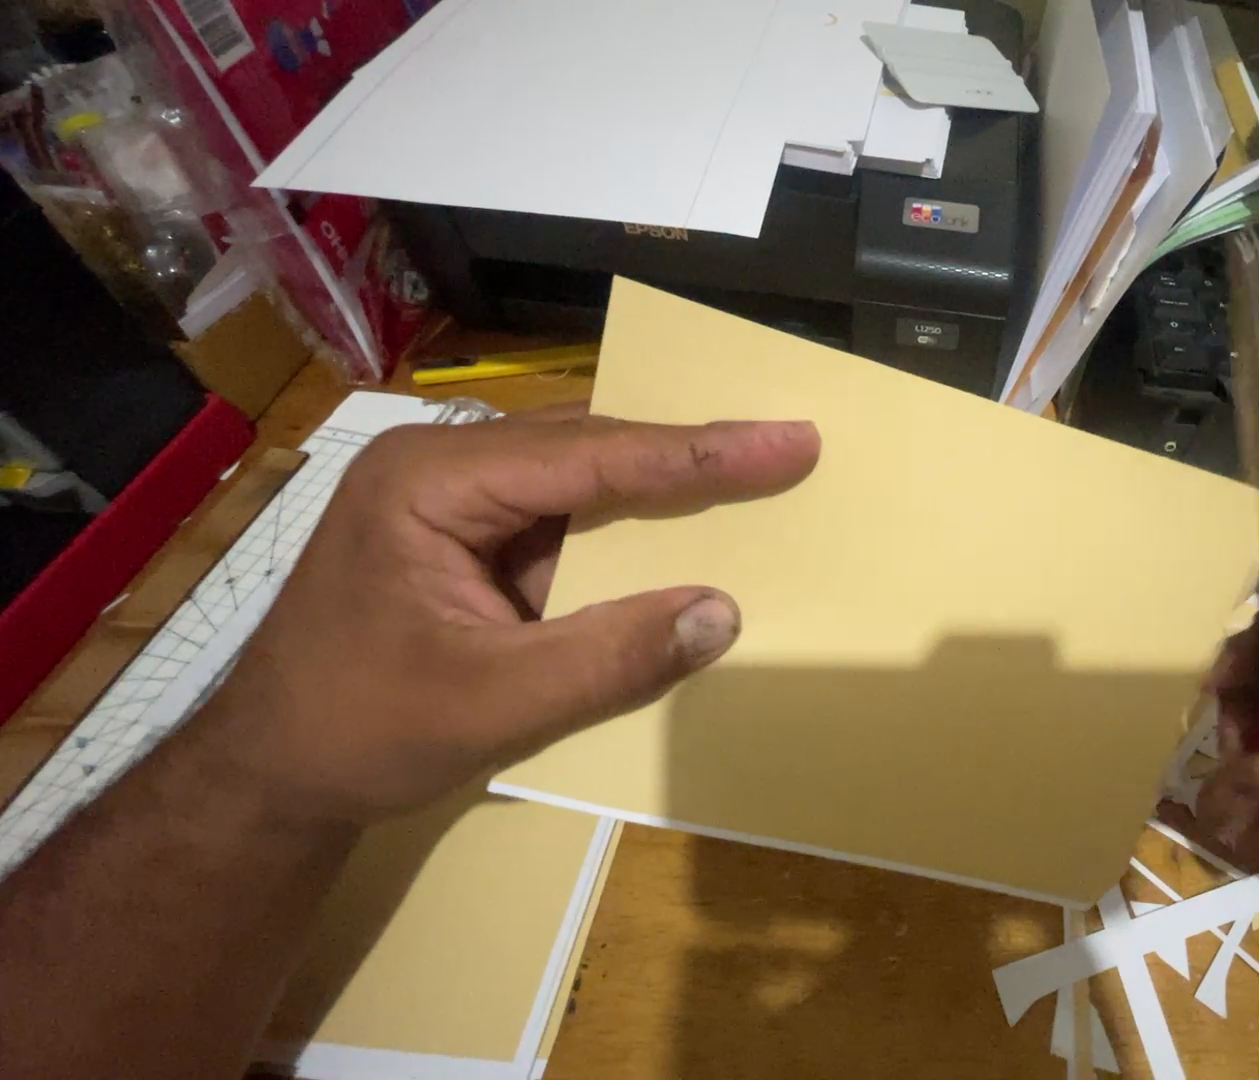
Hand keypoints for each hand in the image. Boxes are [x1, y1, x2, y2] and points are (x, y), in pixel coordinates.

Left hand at [189, 408, 819, 822]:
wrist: (269, 775)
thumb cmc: (357, 732)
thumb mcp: (491, 704)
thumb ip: (611, 658)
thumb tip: (724, 614)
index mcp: (435, 481)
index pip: (596, 455)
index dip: (702, 453)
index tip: (788, 442)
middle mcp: (452, 467)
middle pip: (600, 445)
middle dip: (696, 453)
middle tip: (786, 448)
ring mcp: (467, 499)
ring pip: (594, 473)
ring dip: (673, 480)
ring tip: (756, 473)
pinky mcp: (485, 536)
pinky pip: (580, 515)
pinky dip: (641, 523)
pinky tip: (687, 527)